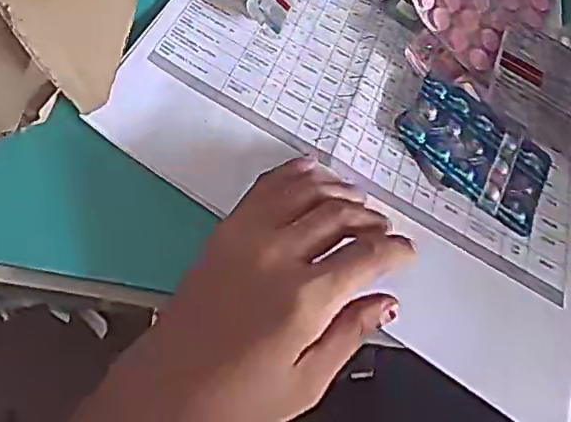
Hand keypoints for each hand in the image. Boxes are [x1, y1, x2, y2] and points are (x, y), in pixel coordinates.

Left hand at [74, 158, 416, 421]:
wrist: (167, 390)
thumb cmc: (229, 398)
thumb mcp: (305, 383)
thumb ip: (350, 335)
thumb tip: (384, 304)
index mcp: (303, 298)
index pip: (366, 256)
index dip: (394, 250)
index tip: (403, 251)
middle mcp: (278, 255)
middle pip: (341, 214)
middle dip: (371, 218)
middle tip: (382, 228)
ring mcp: (250, 235)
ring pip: (308, 189)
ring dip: (339, 189)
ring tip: (356, 199)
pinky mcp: (229, 227)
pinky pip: (269, 183)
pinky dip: (296, 171)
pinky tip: (312, 172)